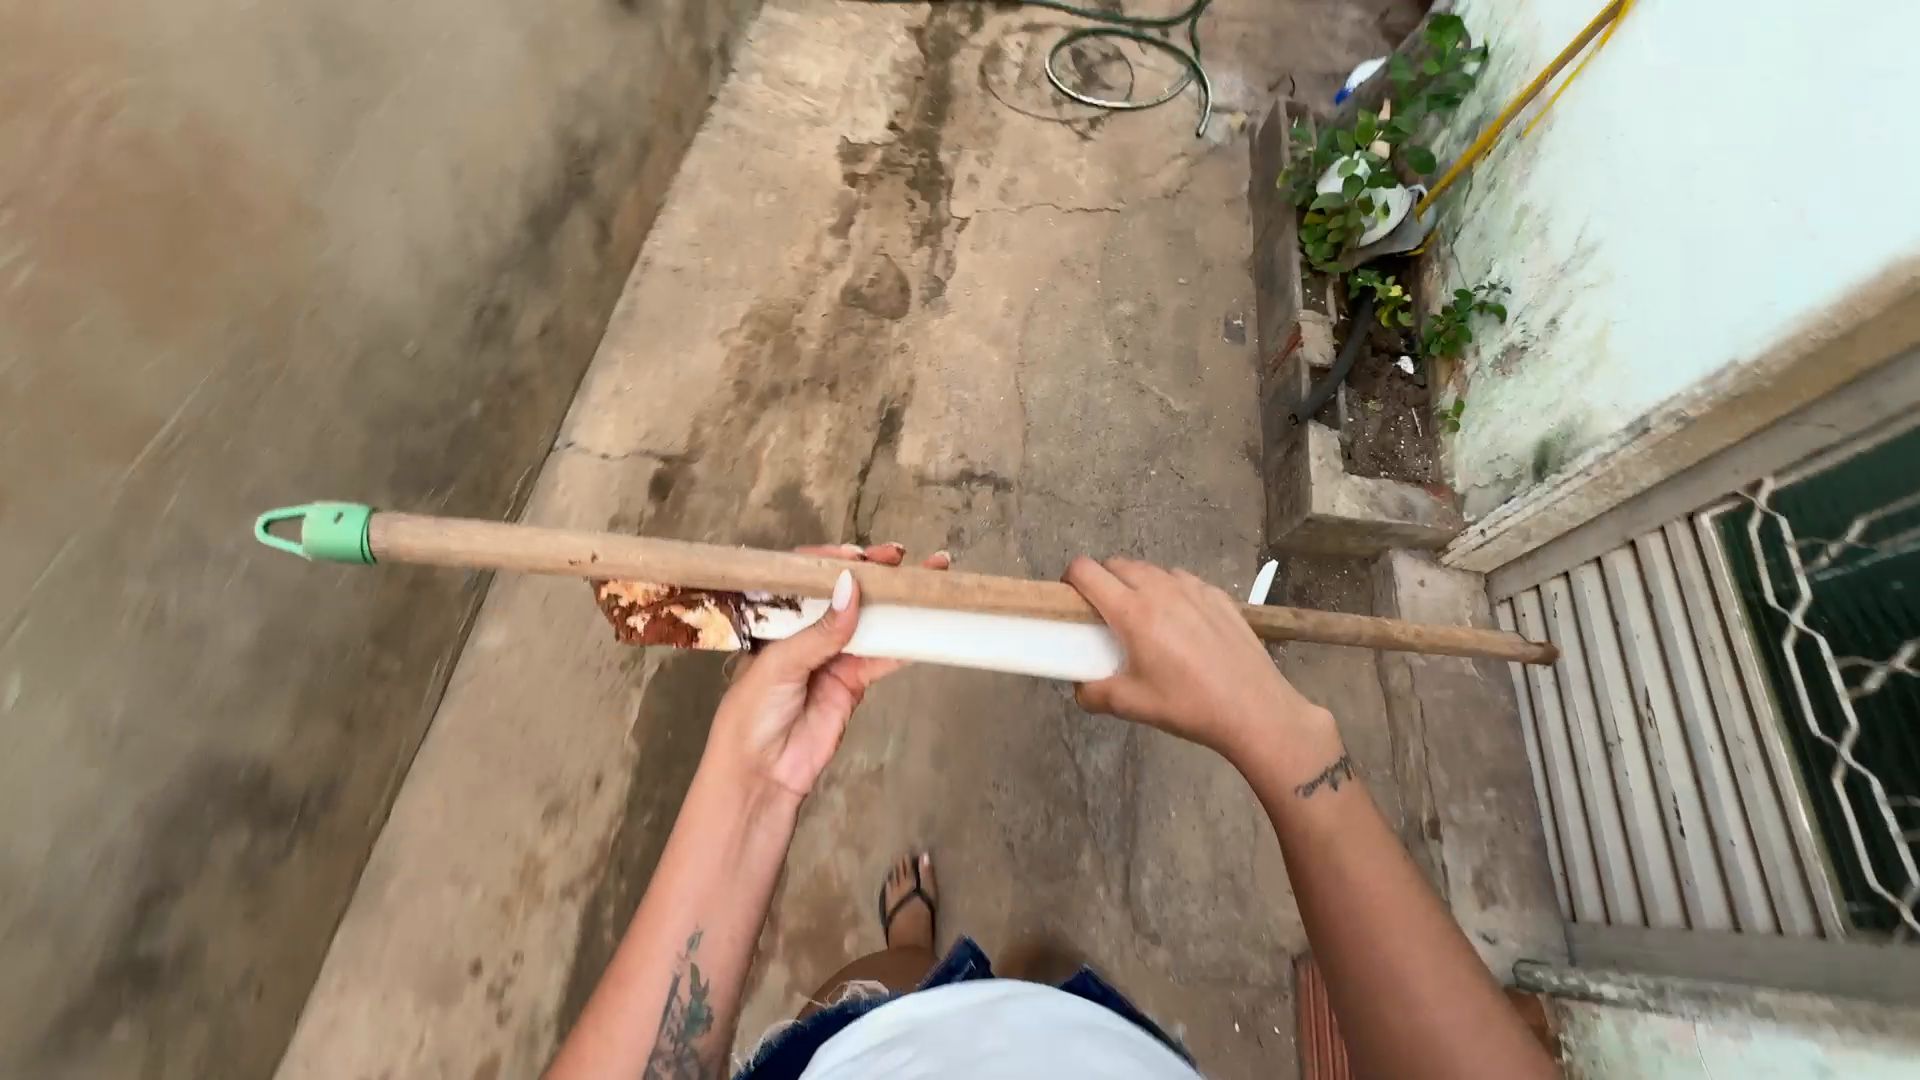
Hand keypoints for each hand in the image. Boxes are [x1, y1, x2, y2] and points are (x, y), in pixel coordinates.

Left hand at [703, 542, 949, 801]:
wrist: (762, 775)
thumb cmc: (750, 714)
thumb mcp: (778, 665)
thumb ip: (819, 630)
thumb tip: (851, 587)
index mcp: (777, 620)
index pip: (805, 579)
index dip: (831, 562)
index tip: (857, 555)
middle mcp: (807, 632)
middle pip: (844, 593)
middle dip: (872, 572)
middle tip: (898, 556)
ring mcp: (833, 655)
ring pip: (870, 620)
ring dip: (896, 601)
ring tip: (926, 579)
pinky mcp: (854, 681)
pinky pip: (883, 655)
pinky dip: (905, 641)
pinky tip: (926, 624)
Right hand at [1062, 556, 1340, 777]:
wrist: (1255, 709)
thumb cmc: (1189, 706)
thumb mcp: (1132, 705)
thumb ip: (1094, 693)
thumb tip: (1080, 688)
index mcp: (1132, 613)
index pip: (1086, 571)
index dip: (1070, 579)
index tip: (1070, 598)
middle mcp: (1160, 590)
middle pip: (1116, 564)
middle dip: (1102, 581)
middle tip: (1104, 613)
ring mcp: (1193, 588)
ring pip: (1150, 569)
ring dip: (1136, 583)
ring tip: (1143, 617)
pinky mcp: (1218, 595)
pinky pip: (1181, 580)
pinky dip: (1169, 590)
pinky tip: (1179, 622)